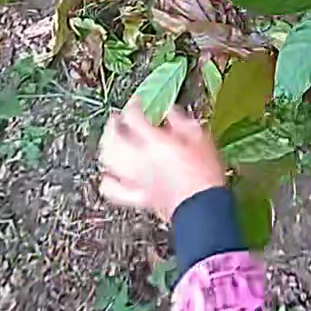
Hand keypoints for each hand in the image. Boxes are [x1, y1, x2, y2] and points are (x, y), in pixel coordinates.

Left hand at [98, 97, 227, 221]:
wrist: (204, 208)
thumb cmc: (205, 173)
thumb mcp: (200, 138)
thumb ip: (182, 121)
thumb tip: (172, 112)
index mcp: (155, 143)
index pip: (133, 117)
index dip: (133, 106)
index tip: (137, 102)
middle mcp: (141, 160)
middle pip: (113, 137)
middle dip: (112, 124)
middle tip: (117, 118)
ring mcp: (137, 179)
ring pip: (108, 161)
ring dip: (106, 147)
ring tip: (109, 140)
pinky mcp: (138, 197)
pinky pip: (113, 190)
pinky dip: (107, 180)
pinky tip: (108, 175)